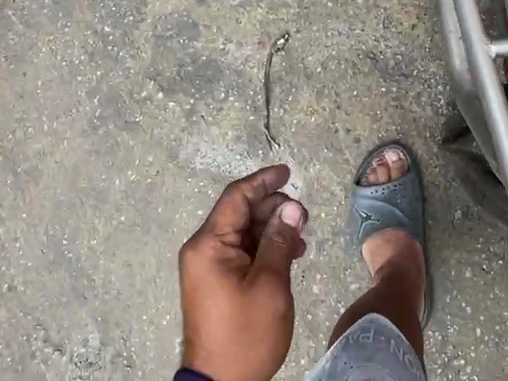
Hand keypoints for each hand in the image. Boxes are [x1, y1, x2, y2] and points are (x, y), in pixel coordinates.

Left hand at [178, 164, 310, 380]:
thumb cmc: (245, 334)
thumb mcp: (270, 285)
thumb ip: (279, 241)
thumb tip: (291, 207)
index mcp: (209, 244)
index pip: (237, 197)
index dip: (264, 181)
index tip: (288, 173)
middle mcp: (203, 249)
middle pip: (240, 212)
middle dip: (273, 208)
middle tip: (304, 217)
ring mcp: (208, 266)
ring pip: (243, 231)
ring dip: (272, 229)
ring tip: (300, 240)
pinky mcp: (216, 281)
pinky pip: (241, 251)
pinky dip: (264, 248)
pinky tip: (288, 256)